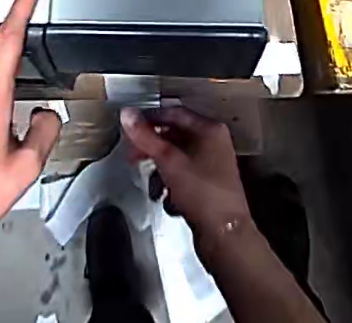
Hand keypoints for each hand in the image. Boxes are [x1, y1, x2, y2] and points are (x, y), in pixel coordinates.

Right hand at [119, 106, 251, 242]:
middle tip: (132, 157)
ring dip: (161, 173)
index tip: (129, 126)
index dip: (151, 117)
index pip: (175, 113)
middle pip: (175, 137)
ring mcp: (213, 166)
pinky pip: (184, 178)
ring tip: (152, 188)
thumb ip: (146, 137)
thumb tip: (126, 113)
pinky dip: (173, 187)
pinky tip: (168, 203)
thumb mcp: (169, 162)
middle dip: (153, 149)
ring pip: (178, 160)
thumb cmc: (200, 192)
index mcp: (210, 129)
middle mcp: (214, 143)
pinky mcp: (209, 188)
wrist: (226, 238)